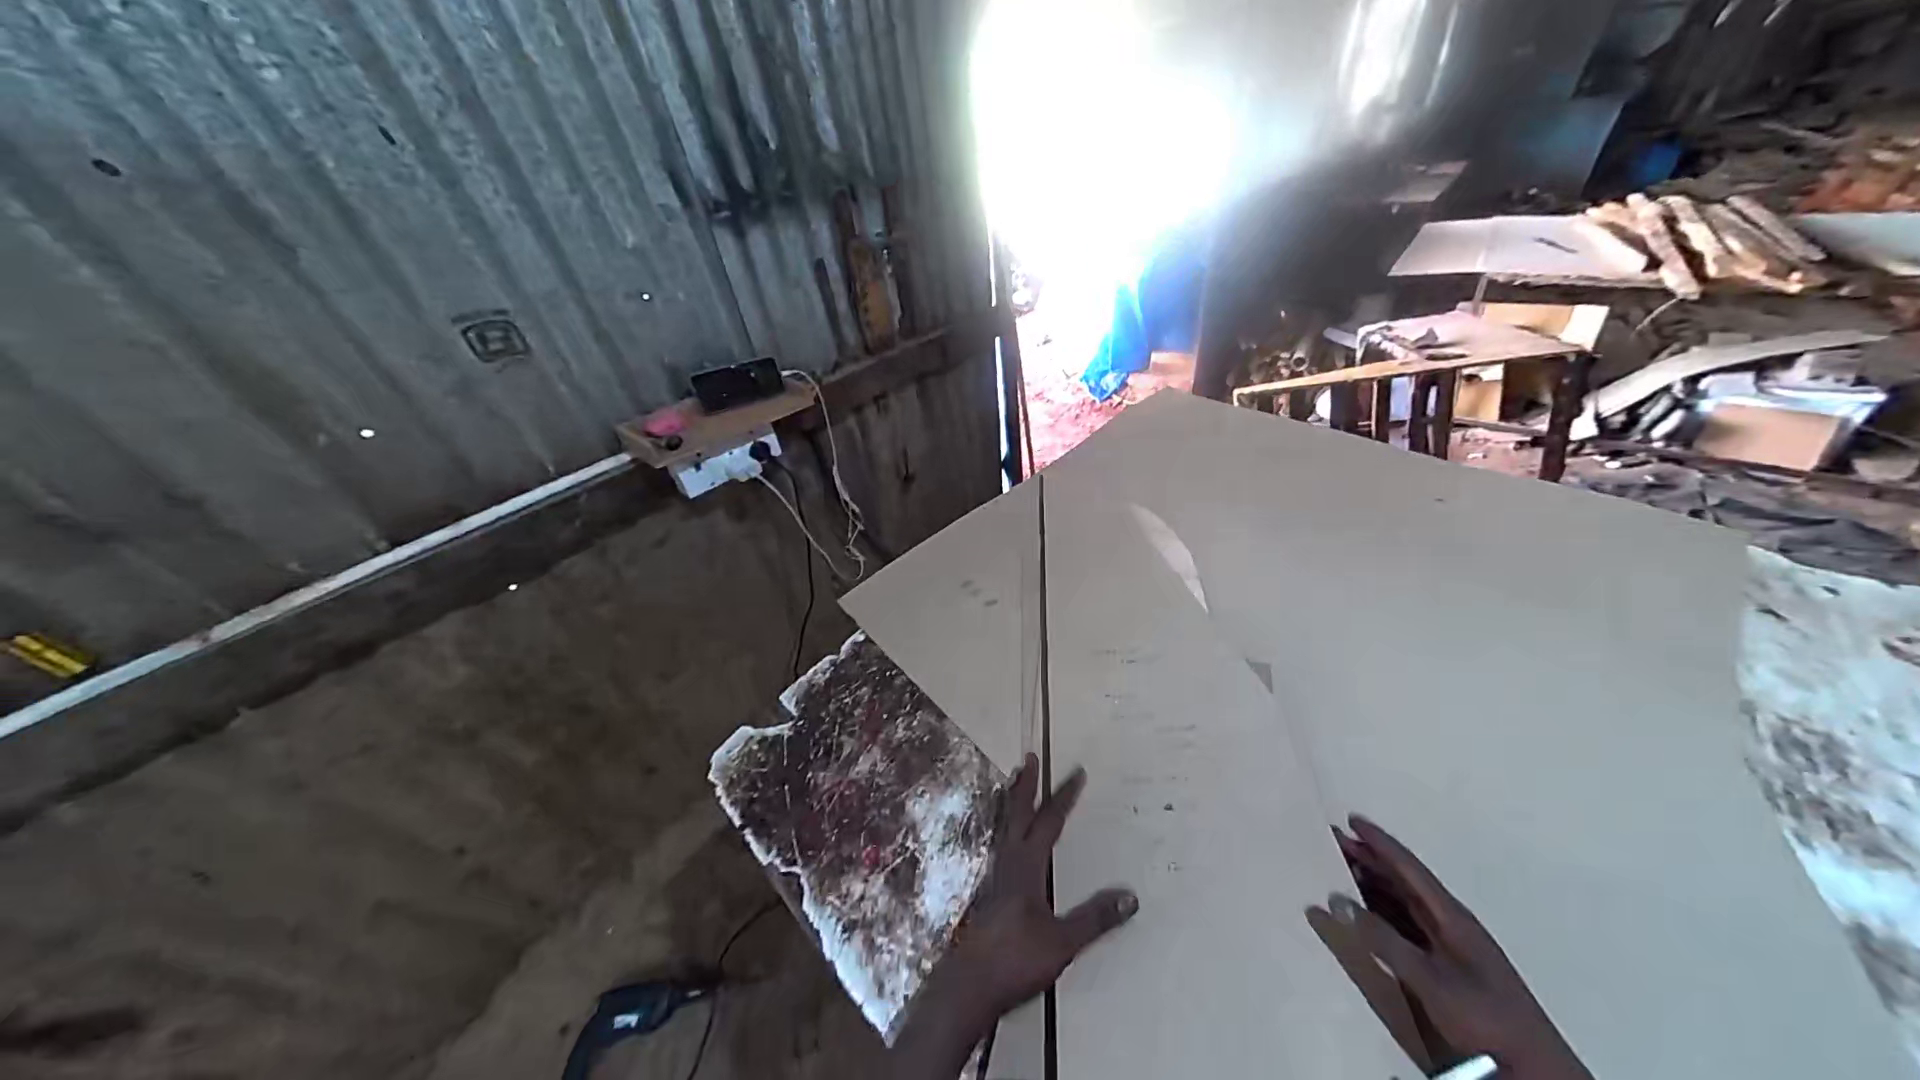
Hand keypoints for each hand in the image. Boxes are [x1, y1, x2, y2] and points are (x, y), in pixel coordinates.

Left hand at [891, 755, 1138, 1078]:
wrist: (968, 984)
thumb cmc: (1015, 959)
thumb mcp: (1062, 943)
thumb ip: (1094, 919)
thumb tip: (1130, 896)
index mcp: (1026, 866)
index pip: (1049, 822)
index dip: (1064, 797)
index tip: (1077, 773)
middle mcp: (1006, 862)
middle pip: (1016, 814)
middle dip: (1026, 785)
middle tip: (1028, 758)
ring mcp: (993, 876)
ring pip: (1002, 826)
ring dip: (1011, 802)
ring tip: (1013, 784)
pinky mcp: (986, 892)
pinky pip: (997, 845)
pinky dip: (1004, 827)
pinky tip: (1007, 838)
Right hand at [1312, 816, 1592, 1079]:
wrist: (1533, 1069)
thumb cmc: (1484, 1016)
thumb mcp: (1429, 979)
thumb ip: (1383, 939)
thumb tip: (1338, 901)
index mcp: (1451, 916)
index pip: (1409, 868)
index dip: (1380, 843)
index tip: (1351, 820)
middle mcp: (1449, 922)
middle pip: (1404, 880)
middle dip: (1370, 858)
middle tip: (1334, 840)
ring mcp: (1448, 945)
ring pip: (1403, 901)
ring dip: (1373, 882)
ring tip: (1341, 867)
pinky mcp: (1444, 966)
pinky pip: (1404, 923)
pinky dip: (1380, 908)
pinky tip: (1362, 909)